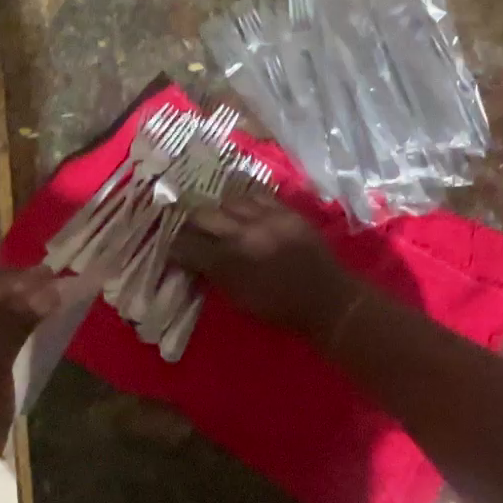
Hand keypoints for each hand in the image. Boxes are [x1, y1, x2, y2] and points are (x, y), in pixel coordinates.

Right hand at [170, 195, 363, 336]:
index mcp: (231, 261)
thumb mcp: (239, 299)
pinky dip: (245, 201)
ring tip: (219, 217)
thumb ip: (213, 275)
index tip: (173, 247)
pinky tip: (242, 207)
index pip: (188, 245)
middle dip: (191, 223)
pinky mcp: (286, 210)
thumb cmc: (281, 308)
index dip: (176, 246)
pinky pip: (257, 194)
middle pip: (203, 215)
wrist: (329, 301)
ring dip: (219, 209)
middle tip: (190, 230)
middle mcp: (245, 233)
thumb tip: (190, 259)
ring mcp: (267, 217)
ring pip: (229, 200)